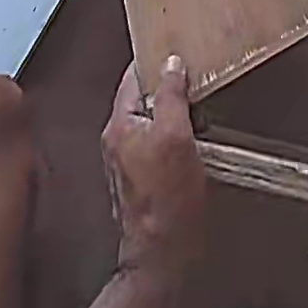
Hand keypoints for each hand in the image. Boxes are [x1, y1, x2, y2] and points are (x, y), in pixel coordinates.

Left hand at [101, 56, 205, 275]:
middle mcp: (117, 139)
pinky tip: (186, 143)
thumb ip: (171, 96)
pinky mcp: (138, 178)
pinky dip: (167, 136)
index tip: (168, 53)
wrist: (161, 254)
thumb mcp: (176, 135)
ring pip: (146, 121)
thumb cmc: (166, 201)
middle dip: (162, 88)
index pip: (132, 78)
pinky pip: (152, 143)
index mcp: (120, 124)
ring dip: (166, 114)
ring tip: (190, 112)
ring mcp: (125, 160)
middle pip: (139, 98)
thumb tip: (172, 65)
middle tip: (186, 80)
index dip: (152, 63)